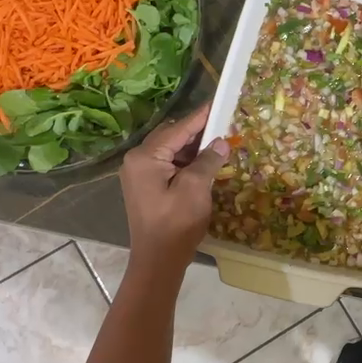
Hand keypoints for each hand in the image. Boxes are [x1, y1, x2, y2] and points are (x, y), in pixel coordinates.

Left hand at [119, 105, 226, 266]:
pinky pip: (169, 164)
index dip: (201, 117)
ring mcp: (140, 174)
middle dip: (198, 131)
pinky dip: (187, 162)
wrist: (158, 259)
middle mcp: (137, 160)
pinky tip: (205, 162)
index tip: (218, 103)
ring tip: (219, 143)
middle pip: (171, 137)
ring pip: (171, 151)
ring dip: (194, 148)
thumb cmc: (176, 223)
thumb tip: (221, 142)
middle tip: (224, 124)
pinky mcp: (147, 186)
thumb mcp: (195, 188)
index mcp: (145, 157)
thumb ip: (207, 160)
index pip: (178, 129)